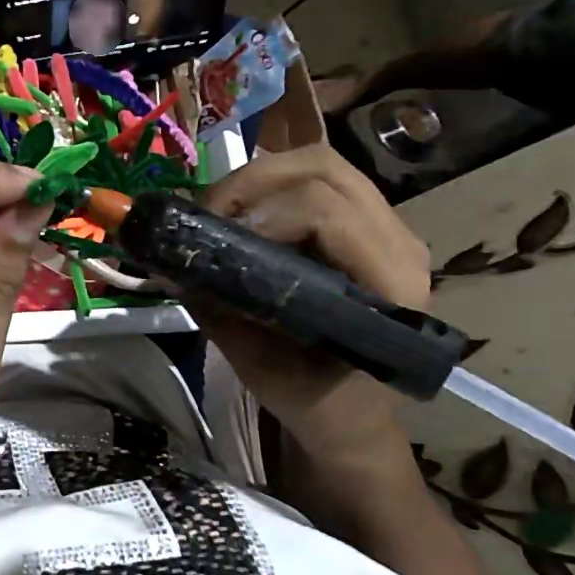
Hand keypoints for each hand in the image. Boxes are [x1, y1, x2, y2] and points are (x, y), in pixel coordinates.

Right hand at [188, 144, 431, 446]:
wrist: (354, 413)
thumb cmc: (316, 402)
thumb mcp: (263, 368)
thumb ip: (223, 313)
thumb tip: (174, 265)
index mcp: (390, 288)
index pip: (329, 212)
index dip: (265, 213)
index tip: (218, 239)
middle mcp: (400, 245)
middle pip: (325, 169)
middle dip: (253, 180)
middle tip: (208, 214)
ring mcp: (389, 226)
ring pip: (322, 161)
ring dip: (260, 175)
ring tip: (220, 209)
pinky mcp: (368, 221)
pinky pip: (320, 177)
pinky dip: (272, 182)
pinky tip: (244, 211)